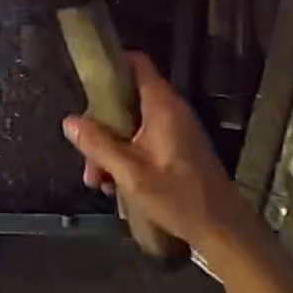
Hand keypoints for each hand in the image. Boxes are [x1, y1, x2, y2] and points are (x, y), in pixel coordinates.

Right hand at [61, 53, 263, 253]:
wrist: (222, 229)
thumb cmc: (179, 198)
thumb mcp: (130, 174)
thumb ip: (98, 145)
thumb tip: (70, 121)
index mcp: (162, 107)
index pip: (138, 64)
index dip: (112, 63)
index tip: (86, 79)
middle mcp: (170, 111)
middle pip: (126, 99)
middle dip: (100, 125)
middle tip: (86, 156)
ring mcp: (175, 130)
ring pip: (131, 125)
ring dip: (110, 147)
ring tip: (98, 180)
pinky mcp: (177, 149)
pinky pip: (143, 141)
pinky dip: (126, 156)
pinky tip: (114, 184)